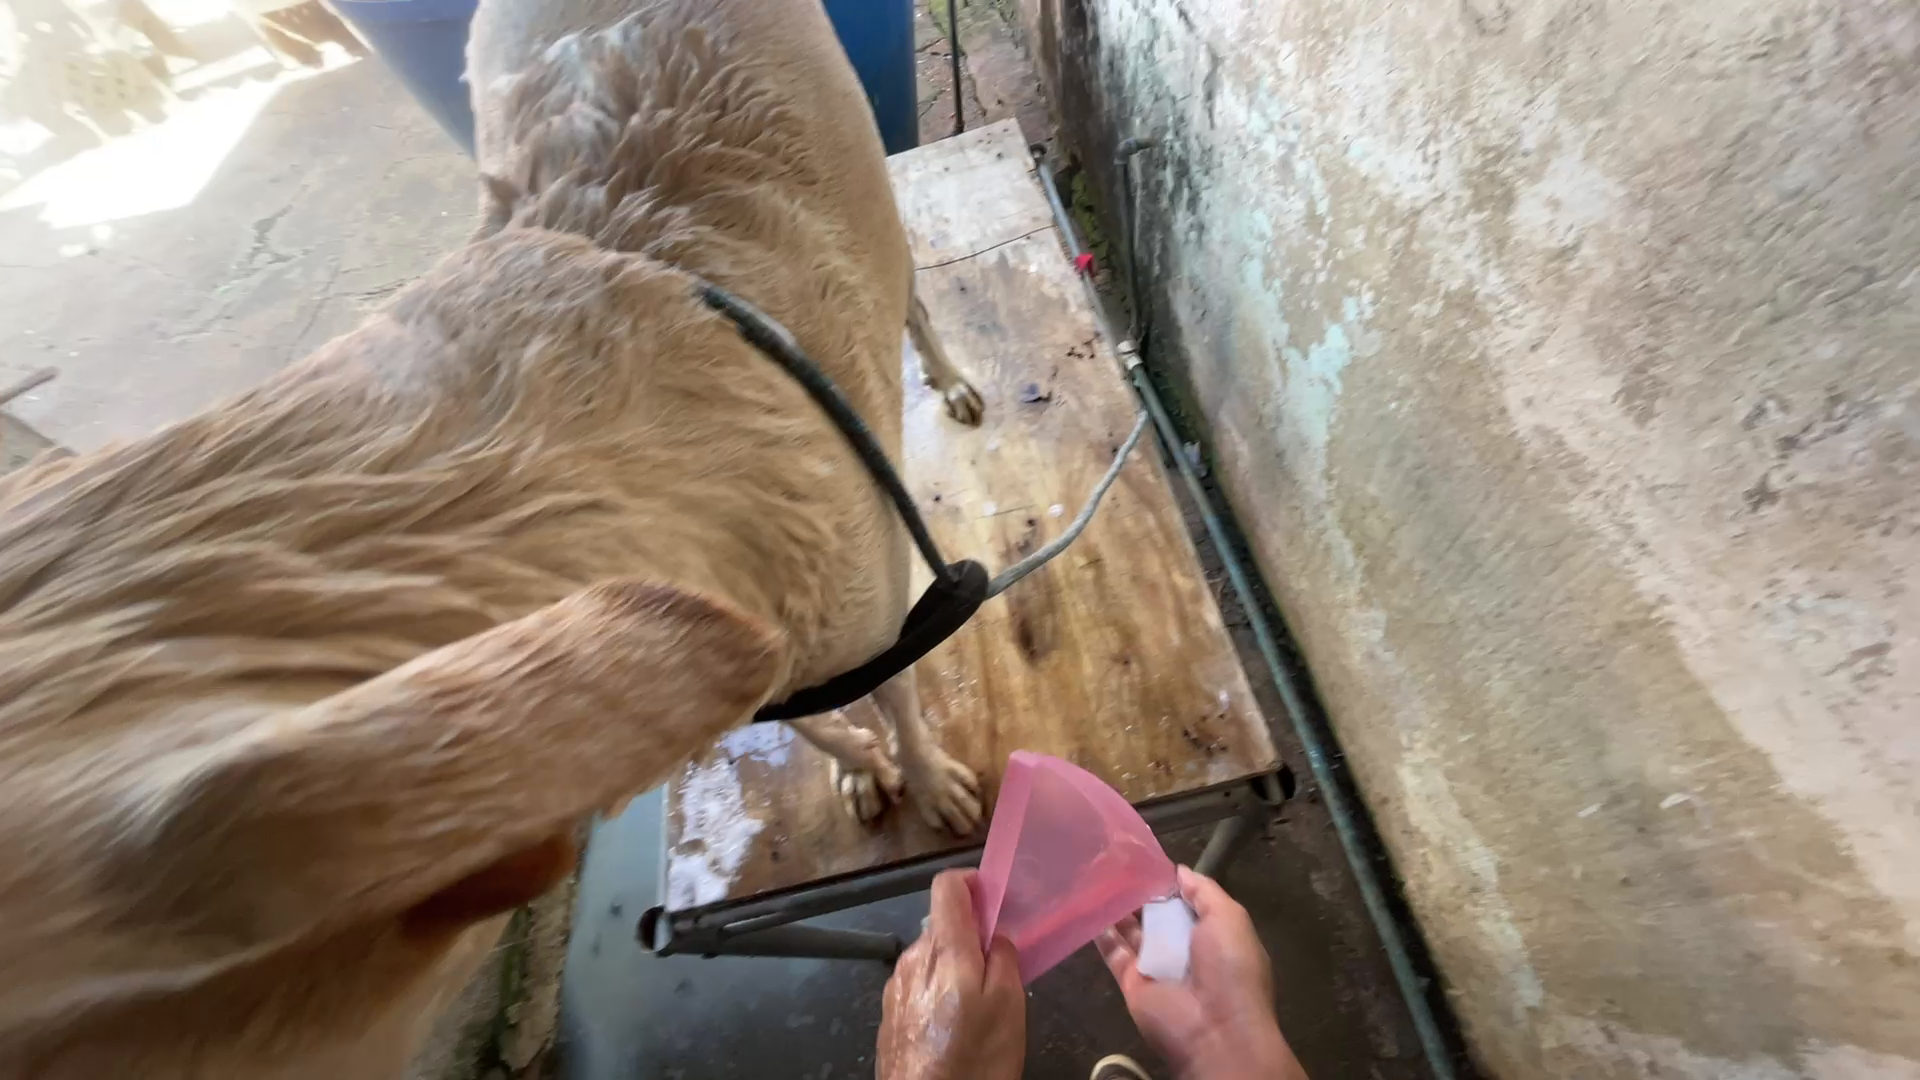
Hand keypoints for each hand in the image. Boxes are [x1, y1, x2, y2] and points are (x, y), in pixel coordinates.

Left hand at [878, 869, 1025, 1079]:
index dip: (971, 883)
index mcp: (943, 947)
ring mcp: (895, 987)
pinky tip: (952, 1031)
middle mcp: (912, 957)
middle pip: (941, 925)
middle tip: (996, 971)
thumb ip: (1004, 956)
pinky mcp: (888, 1016)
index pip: (947, 885)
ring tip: (976, 1010)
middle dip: (969, 938)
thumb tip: (995, 935)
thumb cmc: (975, 1060)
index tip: (993, 901)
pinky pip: (918, 987)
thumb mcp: (1009, 1005)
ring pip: (930, 959)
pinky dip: (937, 995)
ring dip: (953, 969)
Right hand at [1098, 866, 1306, 1079]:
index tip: (1145, 858)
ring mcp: (1155, 965)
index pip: (1184, 902)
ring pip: (1131, 929)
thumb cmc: (1230, 969)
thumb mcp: (1230, 918)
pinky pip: (1113, 951)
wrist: (1215, 1032)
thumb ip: (1203, 891)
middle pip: (1155, 913)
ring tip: (1097, 874)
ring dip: (1117, 906)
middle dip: (1139, 890)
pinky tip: (1088, 903)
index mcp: (1210, 935)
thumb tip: (1178, 870)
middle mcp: (1182, 949)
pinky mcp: (1131, 981)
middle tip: (1113, 861)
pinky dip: (1100, 929)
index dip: (1167, 881)